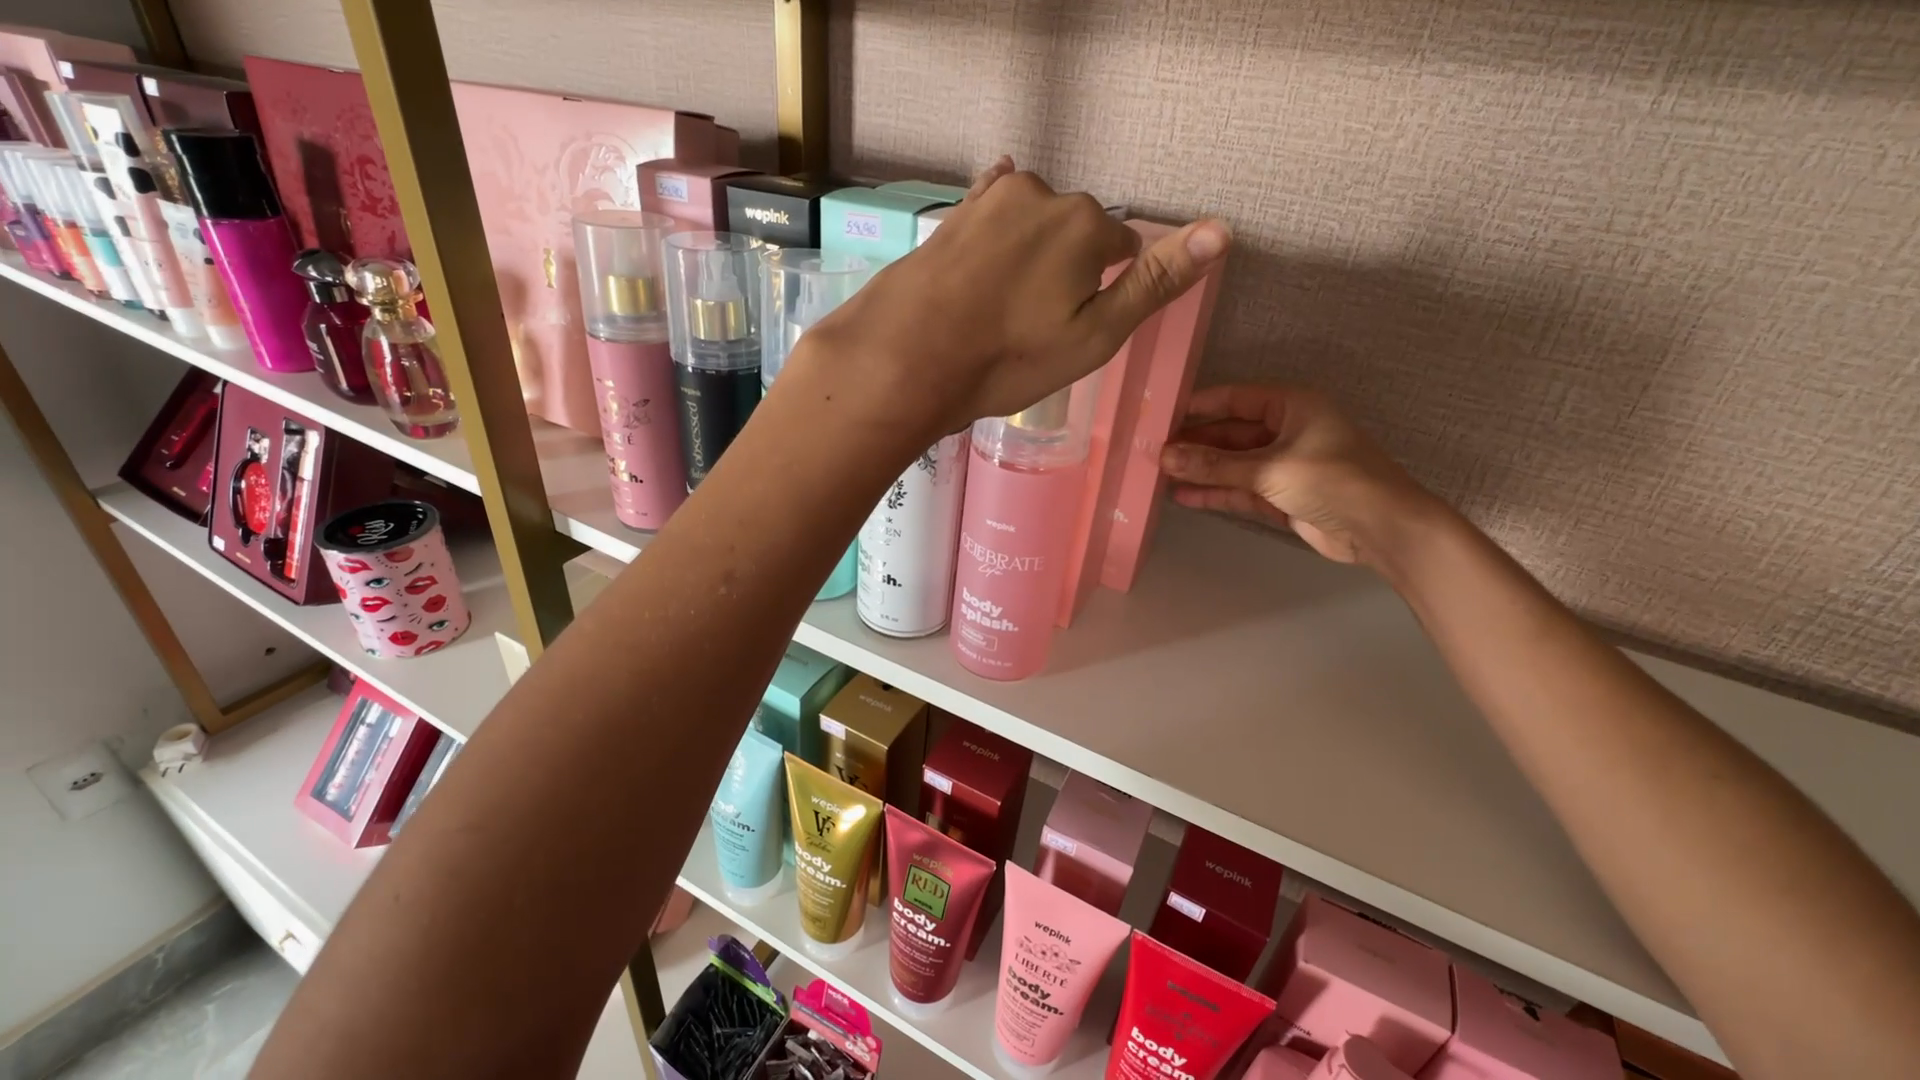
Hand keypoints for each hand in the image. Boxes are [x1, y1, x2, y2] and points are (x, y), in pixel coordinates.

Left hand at [790, 156, 1231, 439]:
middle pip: (1078, 233)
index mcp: (1086, 223)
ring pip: (1034, 227)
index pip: (1124, 249)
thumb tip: (1222, 230)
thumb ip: (1156, 281)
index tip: (1081, 326)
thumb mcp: (1096, 334)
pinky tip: (990, 242)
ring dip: (1031, 258)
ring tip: (1002, 311)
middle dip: (1069, 272)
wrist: (906, 358)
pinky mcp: (952, 215)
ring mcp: (990, 199)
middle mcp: (1041, 193)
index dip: (1110, 290)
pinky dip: (999, 231)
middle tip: (1038, 327)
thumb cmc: (1009, 358)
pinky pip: (991, 213)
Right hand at [1159, 384, 1451, 566]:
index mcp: (1291, 405)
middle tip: (1150, 451)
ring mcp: (1284, 465)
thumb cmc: (1331, 480)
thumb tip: (1164, 457)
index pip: (1234, 398)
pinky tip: (1183, 497)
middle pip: (1230, 433)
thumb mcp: (1269, 468)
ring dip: (1201, 470)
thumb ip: (1215, 465)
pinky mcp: (1282, 497)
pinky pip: (1241, 490)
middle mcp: (1286, 430)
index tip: (1159, 414)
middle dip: (1194, 443)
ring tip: (1158, 475)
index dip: (1197, 405)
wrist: (1381, 528)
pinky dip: (1216, 492)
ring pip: (1233, 464)